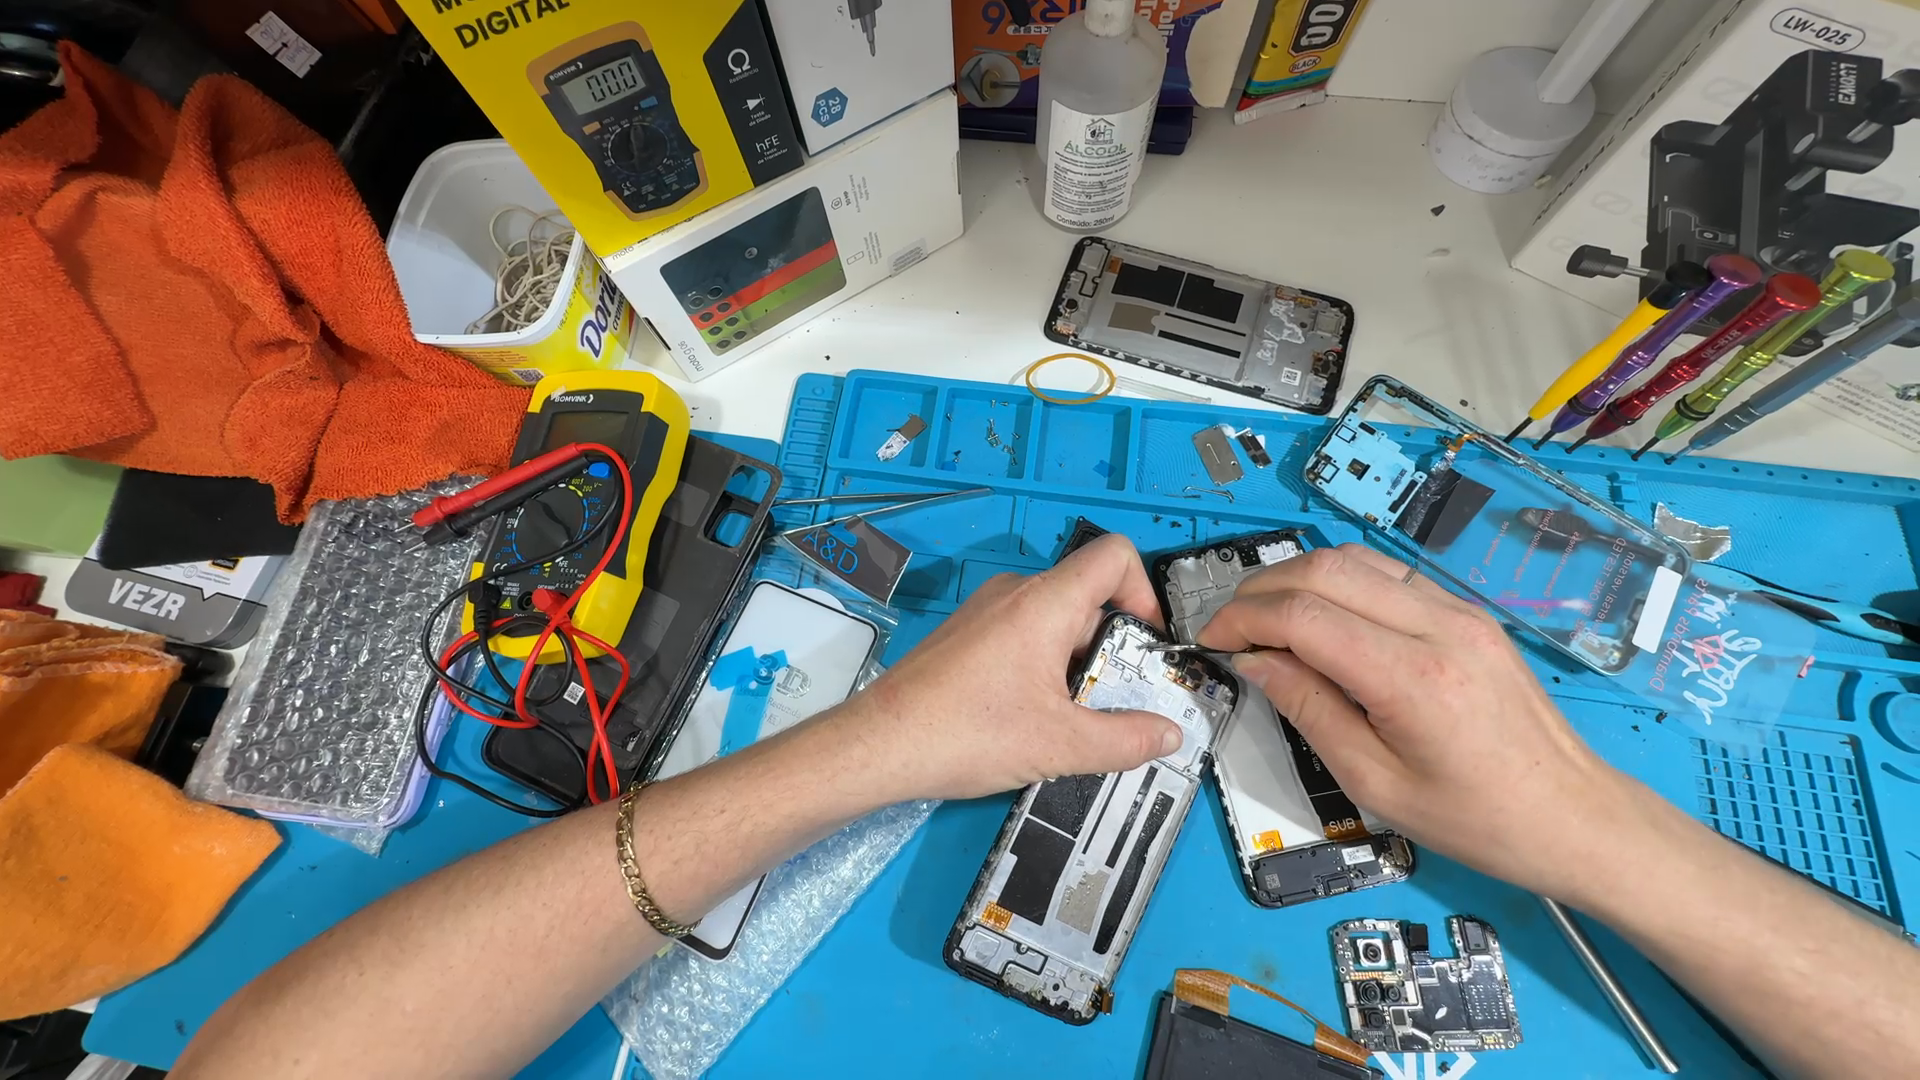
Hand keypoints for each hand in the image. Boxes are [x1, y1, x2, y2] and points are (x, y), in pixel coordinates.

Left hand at [833, 533, 1184, 800]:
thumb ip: (1125, 741)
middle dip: (1112, 645)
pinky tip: (1032, 713)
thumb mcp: (1060, 745)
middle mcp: (1014, 593)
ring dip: (1077, 660)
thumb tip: (1168, 736)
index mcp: (1044, 603)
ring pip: (1054, 618)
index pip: (1114, 555)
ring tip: (1074, 715)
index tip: (1147, 642)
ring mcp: (985, 610)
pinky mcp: (966, 633)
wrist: (879, 743)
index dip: (1144, 590)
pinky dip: (1044, 662)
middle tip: (1116, 698)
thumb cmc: (968, 733)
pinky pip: (1022, 632)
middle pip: (1086, 596)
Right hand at [1198, 543, 1644, 900]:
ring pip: (1351, 558)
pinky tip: (1317, 614)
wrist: (1579, 818)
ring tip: (1264, 618)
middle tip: (1229, 627)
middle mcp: (1438, 626)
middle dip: (1258, 590)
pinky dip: (1333, 580)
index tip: (1210, 640)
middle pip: (1323, 569)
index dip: (1242, 619)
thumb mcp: (1373, 782)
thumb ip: (1307, 708)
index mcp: (1414, 677)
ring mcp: (1458, 610)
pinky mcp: (1465, 610)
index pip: (1303, 615)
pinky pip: (1382, 571)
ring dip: (1293, 578)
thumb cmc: (1475, 818)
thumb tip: (1253, 660)